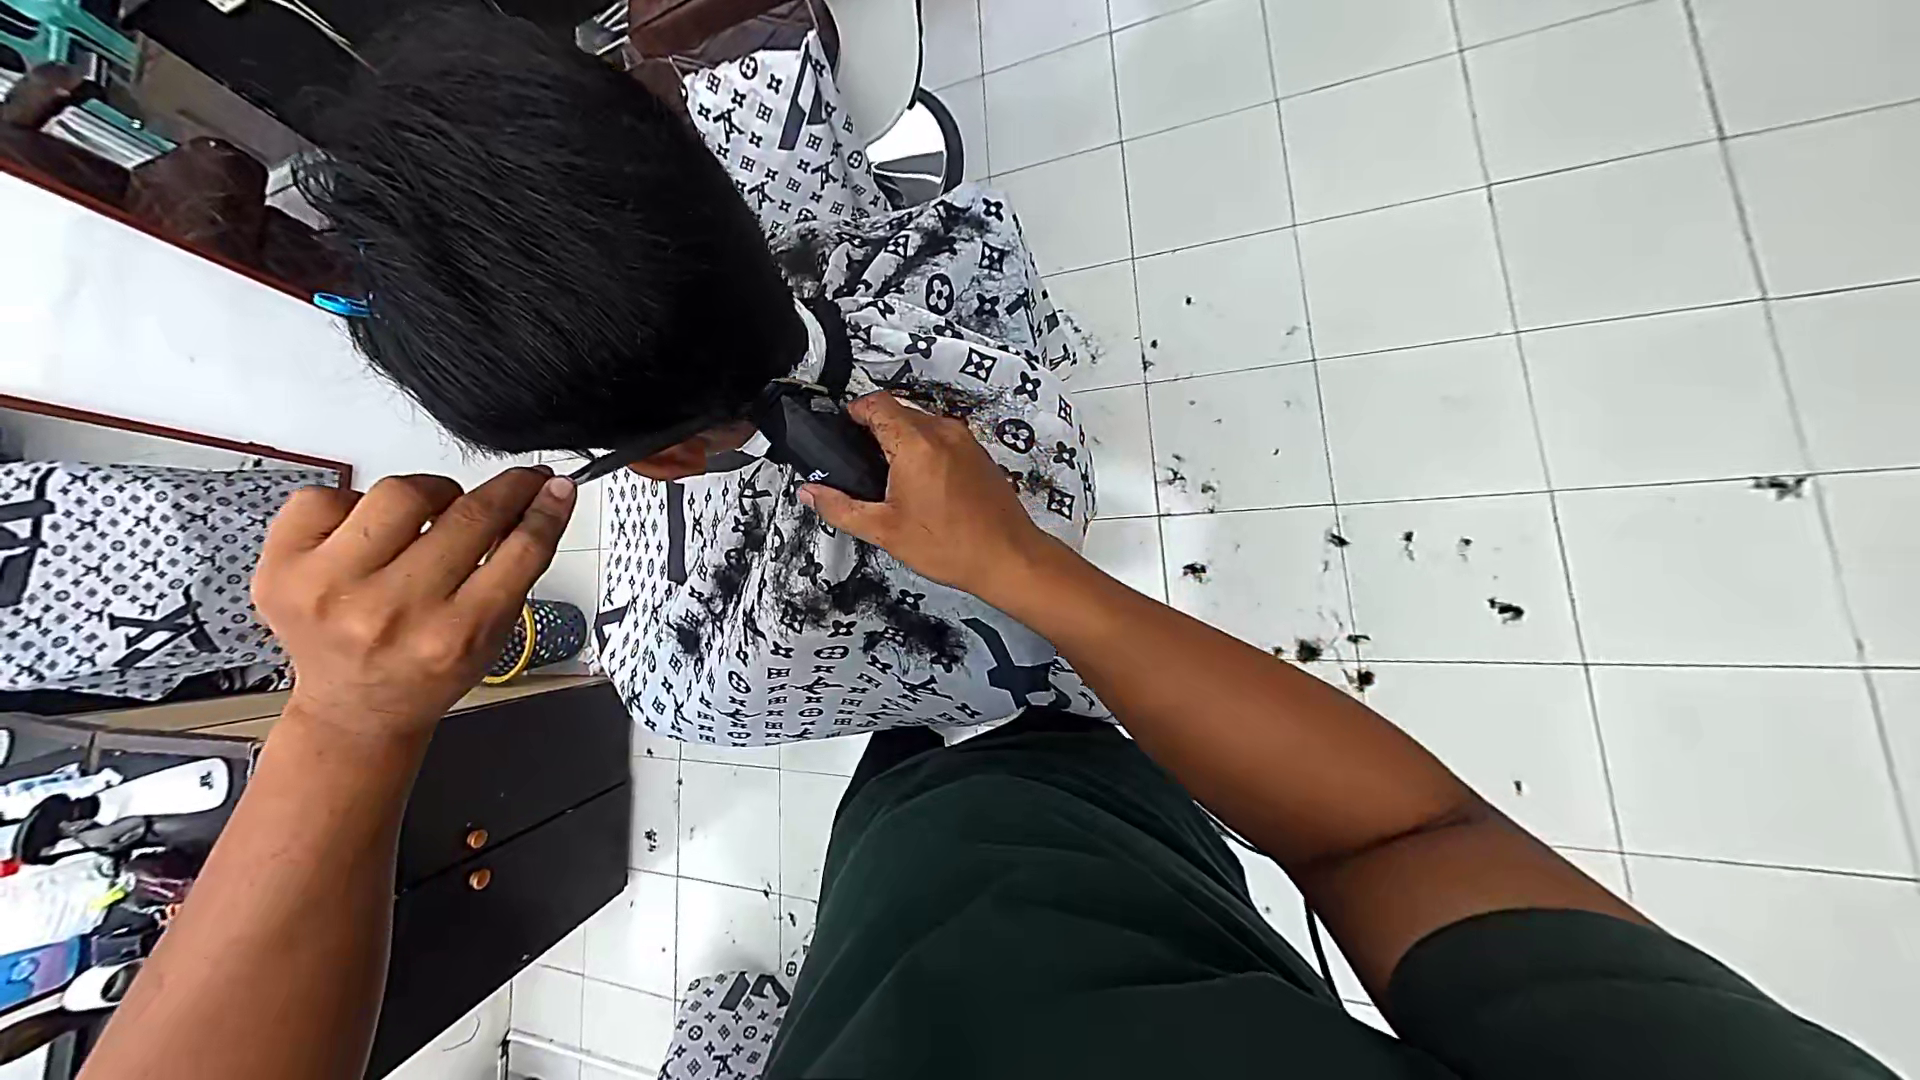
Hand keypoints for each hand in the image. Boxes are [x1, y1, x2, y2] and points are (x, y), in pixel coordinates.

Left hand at [252, 468, 574, 739]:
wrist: (359, 703)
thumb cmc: (431, 666)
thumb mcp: (496, 627)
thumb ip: (518, 565)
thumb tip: (542, 501)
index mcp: (457, 632)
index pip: (521, 549)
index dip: (547, 509)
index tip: (557, 488)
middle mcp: (392, 610)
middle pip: (470, 516)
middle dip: (508, 489)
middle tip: (522, 481)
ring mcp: (328, 588)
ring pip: (401, 493)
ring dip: (436, 493)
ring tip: (440, 513)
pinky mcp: (279, 569)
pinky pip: (326, 498)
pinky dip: (359, 503)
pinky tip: (375, 531)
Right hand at [799, 391, 1057, 597]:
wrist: (1007, 557)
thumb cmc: (954, 546)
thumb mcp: (885, 531)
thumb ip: (840, 508)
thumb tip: (812, 493)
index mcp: (916, 444)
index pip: (877, 403)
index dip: (855, 412)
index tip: (844, 428)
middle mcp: (943, 433)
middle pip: (899, 411)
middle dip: (876, 429)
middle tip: (862, 461)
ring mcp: (965, 441)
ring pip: (922, 423)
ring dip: (902, 439)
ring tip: (891, 477)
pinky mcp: (979, 453)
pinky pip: (943, 437)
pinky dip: (926, 449)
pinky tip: (922, 484)